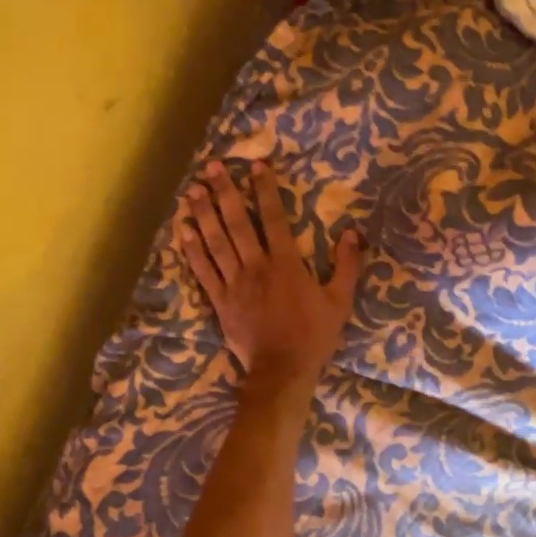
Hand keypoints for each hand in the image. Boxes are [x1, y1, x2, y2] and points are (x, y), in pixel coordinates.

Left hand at [177, 160, 363, 382]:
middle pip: (238, 223)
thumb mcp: (340, 301)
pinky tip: (183, 230)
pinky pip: (203, 271)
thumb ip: (346, 265)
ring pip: (216, 242)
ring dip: (204, 214)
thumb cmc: (313, 336)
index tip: (256, 165)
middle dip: (226, 192)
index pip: (274, 218)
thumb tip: (352, 232)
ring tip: (193, 190)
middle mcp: (256, 266)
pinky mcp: (219, 301)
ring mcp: (234, 284)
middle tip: (214, 167)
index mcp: (286, 264)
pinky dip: (192, 250)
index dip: (265, 189)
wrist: (282, 371)